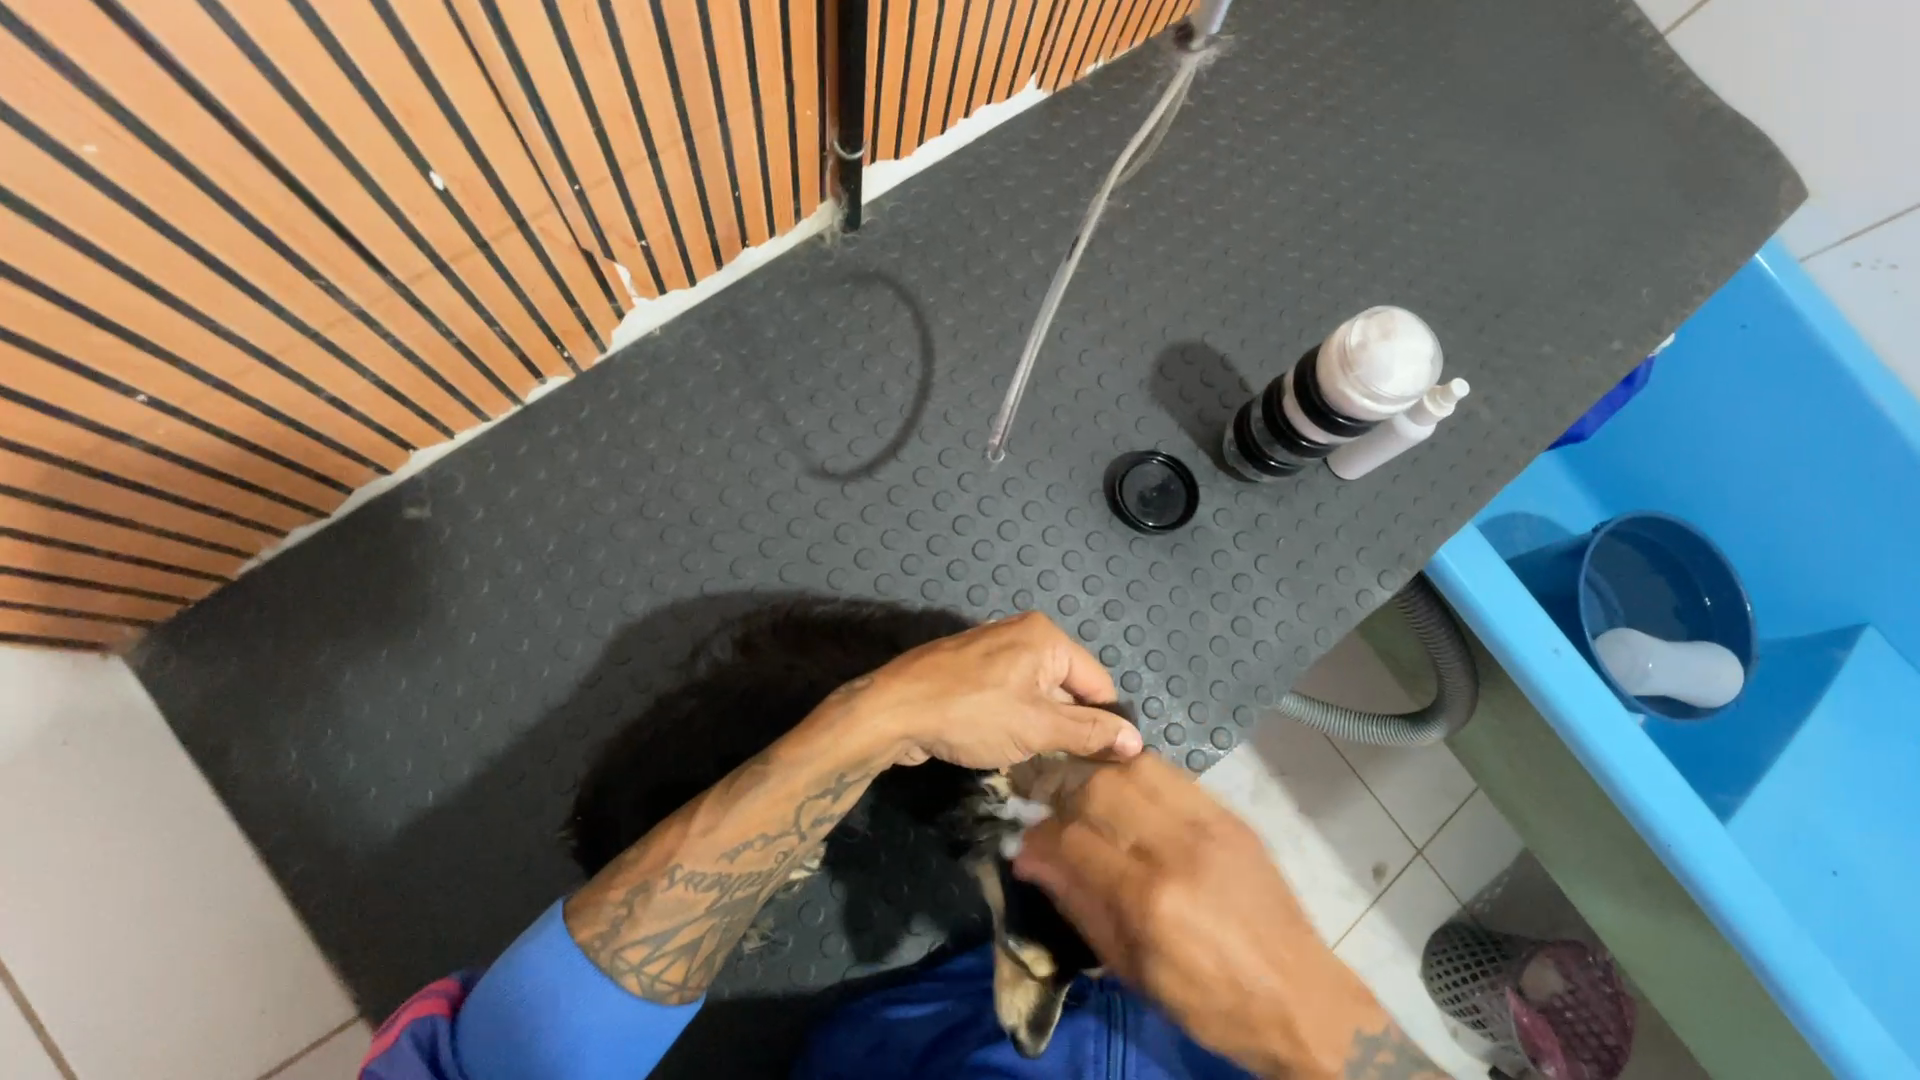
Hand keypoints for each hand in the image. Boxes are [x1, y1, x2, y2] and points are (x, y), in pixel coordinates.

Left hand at [825, 612, 1143, 769]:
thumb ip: (1088, 733)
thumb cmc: (972, 714)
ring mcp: (991, 649)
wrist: (892, 710)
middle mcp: (1021, 633)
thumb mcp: (1037, 728)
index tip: (1102, 762)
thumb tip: (1136, 741)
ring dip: (1038, 726)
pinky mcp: (967, 668)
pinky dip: (1011, 718)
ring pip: (1034, 694)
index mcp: (1045, 636)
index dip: (1103, 724)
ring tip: (1033, 760)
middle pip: (1065, 686)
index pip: (1097, 683)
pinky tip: (1002, 744)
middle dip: (1066, 725)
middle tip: (1065, 767)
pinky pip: (1006, 693)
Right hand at [1011, 754, 1390, 1079]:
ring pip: (1133, 766)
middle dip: (1060, 792)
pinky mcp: (1230, 815)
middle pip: (1098, 787)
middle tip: (1048, 808)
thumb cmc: (1210, 1002)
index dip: (1038, 838)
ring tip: (1082, 793)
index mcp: (1149, 898)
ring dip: (1097, 773)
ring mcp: (1209, 823)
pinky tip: (1125, 792)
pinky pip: (1170, 774)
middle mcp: (1177, 847)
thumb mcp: (1132, 969)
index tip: (1024, 844)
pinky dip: (1136, 775)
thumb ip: (1079, 904)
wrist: (1300, 998)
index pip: (1072, 839)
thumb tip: (1030, 859)